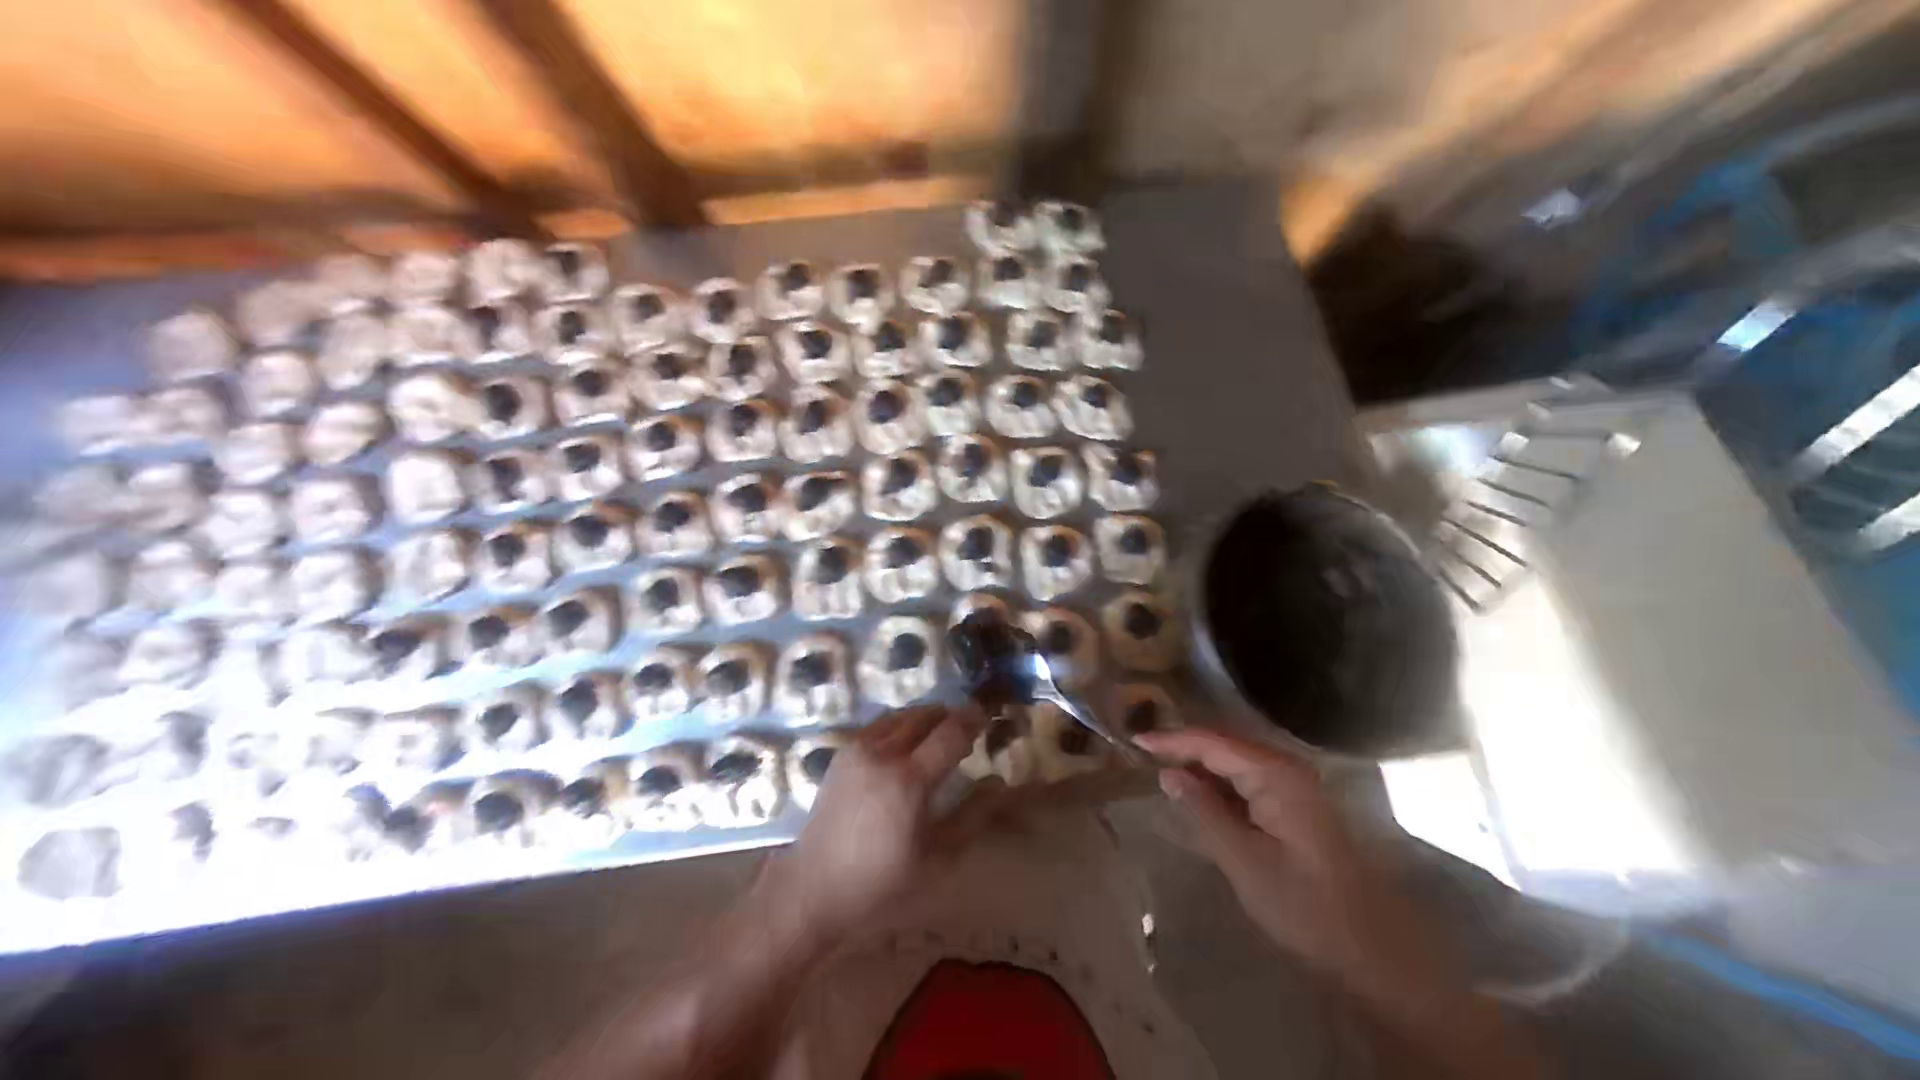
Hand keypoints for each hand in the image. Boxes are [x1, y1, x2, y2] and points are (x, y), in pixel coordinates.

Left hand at [765, 704, 994, 947]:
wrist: (815, 887)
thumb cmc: (883, 882)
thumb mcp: (938, 858)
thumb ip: (973, 816)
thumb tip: (998, 783)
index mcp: (909, 780)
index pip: (950, 732)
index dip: (972, 721)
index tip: (987, 719)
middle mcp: (882, 754)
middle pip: (925, 716)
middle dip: (950, 716)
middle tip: (967, 728)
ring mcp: (857, 750)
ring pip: (901, 716)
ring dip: (925, 717)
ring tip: (940, 733)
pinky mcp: (841, 753)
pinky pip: (878, 725)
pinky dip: (900, 724)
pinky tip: (907, 743)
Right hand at [1134, 728, 1463, 1016]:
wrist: (1371, 950)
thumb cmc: (1303, 905)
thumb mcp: (1242, 860)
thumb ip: (1203, 811)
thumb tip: (1169, 774)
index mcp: (1276, 775)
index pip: (1212, 743)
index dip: (1172, 739)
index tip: (1135, 742)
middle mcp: (1287, 769)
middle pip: (1224, 745)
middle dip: (1184, 748)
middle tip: (1143, 754)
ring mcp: (1295, 787)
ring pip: (1235, 762)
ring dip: (1200, 766)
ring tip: (1161, 772)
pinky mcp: (1296, 806)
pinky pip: (1248, 782)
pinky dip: (1219, 785)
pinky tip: (1197, 796)